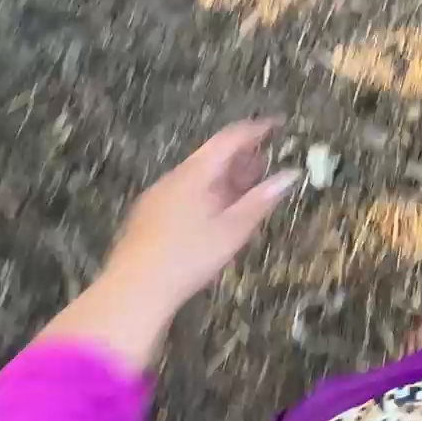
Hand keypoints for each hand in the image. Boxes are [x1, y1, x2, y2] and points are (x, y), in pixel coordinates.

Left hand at [101, 118, 299, 305]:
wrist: (129, 296)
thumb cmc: (189, 257)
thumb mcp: (234, 228)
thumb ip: (263, 198)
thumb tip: (292, 174)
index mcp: (196, 173)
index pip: (231, 137)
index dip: (258, 128)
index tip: (280, 124)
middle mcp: (175, 178)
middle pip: (214, 154)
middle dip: (245, 155)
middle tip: (271, 162)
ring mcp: (158, 197)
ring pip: (200, 174)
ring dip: (229, 175)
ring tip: (251, 187)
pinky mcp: (149, 216)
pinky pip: (188, 190)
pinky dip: (211, 190)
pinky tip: (220, 211)